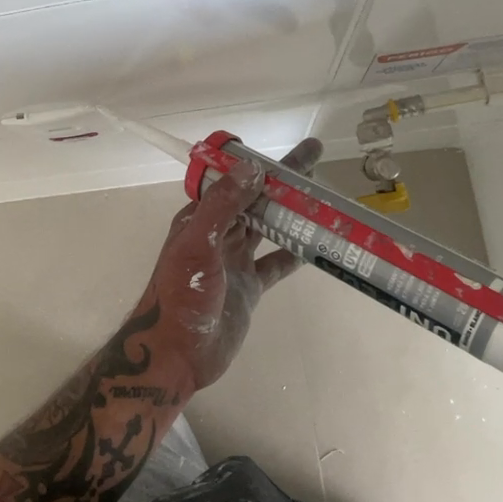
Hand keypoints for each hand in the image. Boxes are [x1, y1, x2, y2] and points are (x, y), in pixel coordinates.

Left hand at [140, 139, 321, 391]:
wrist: (177, 352)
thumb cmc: (182, 296)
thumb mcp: (198, 245)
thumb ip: (222, 206)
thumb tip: (252, 166)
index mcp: (200, 219)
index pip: (233, 181)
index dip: (259, 164)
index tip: (285, 149)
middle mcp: (218, 234)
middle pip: (256, 199)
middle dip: (283, 181)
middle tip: (316, 156)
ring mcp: (235, 260)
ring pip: (269, 227)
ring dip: (293, 212)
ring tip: (325, 197)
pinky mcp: (250, 286)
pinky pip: (277, 262)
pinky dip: (297, 252)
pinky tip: (319, 243)